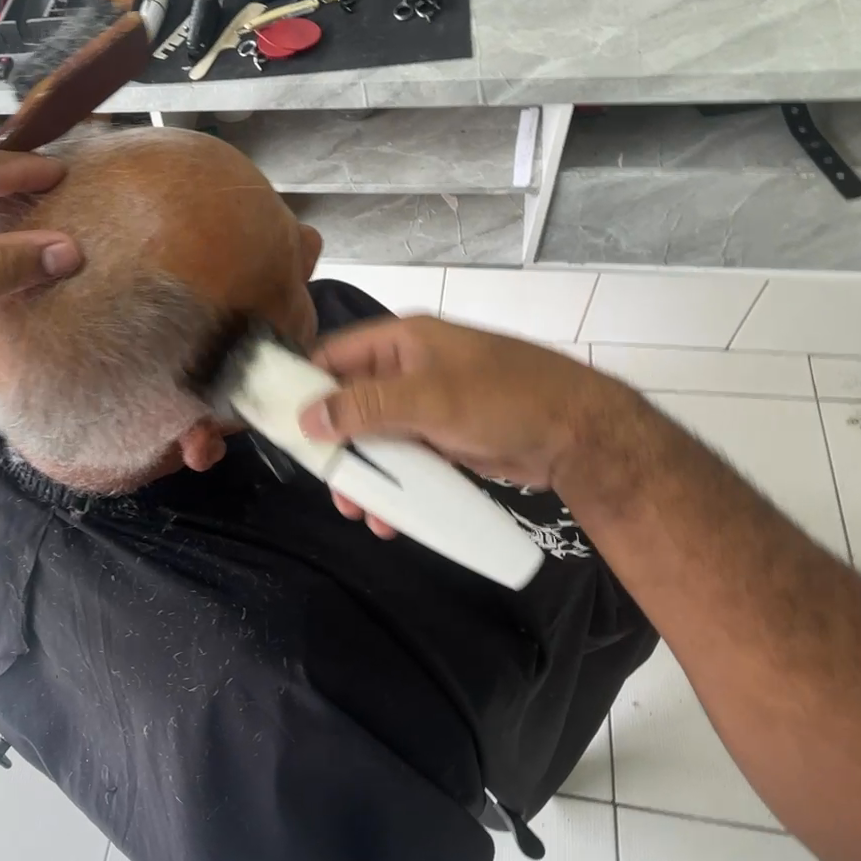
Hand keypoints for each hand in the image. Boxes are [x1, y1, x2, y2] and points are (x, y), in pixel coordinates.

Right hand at [296, 316, 643, 534]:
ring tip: (362, 513)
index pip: (333, 357)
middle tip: (330, 486)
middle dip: (337, 449)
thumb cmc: (504, 400)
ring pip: (375, 440)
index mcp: (401, 343)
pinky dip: (394, 486)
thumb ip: (364, 408)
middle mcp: (407, 370)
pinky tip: (392, 517)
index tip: (282, 426)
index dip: (304, 387)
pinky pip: (403, 460)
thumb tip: (306, 418)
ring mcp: (425, 406)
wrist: (579, 435)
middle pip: (349, 406)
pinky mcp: (442, 437)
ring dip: (366, 476)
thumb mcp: (429, 400)